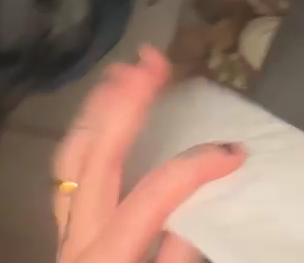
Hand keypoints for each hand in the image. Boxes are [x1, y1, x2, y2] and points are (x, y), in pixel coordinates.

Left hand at [53, 46, 244, 262]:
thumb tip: (199, 215)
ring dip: (101, 109)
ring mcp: (66, 239)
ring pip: (74, 157)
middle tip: (156, 61)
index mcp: (105, 261)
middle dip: (127, 102)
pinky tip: (105, 117)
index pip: (153, 195)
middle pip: (98, 155)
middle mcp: (77, 243)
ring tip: (125, 72)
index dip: (197, 167)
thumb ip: (177, 262)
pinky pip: (70, 175)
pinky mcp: (67, 241)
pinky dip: (89, 136)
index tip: (237, 152)